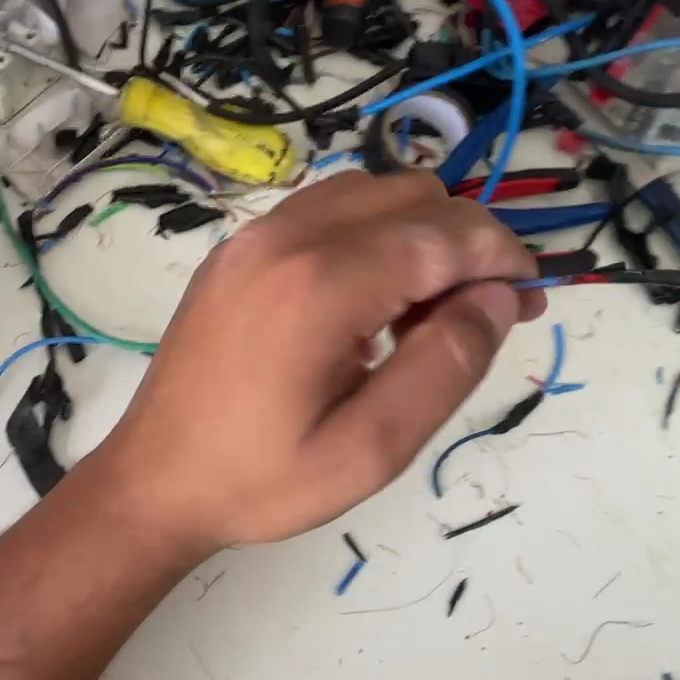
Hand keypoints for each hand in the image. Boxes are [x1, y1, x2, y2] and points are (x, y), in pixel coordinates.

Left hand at [80, 171, 544, 552]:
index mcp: (317, 285)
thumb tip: (496, 298)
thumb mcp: (369, 451)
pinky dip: (361, 242)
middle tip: (470, 322)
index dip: (501, 260)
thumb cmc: (257, 482)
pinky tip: (358, 310)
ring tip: (414, 321)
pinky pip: (317, 217)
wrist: (153, 483)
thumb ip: (445, 367)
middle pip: (409, 198)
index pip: (443, 234)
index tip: (527, 303)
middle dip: (462, 245)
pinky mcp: (227, 258)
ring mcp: (245, 243)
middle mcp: (280, 240)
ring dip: (411, 239)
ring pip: (363, 196)